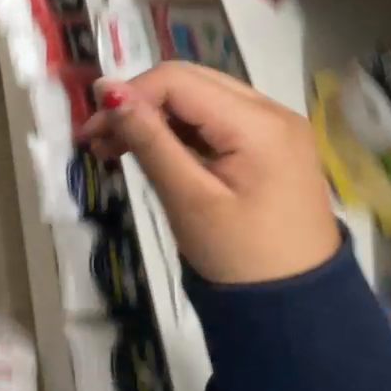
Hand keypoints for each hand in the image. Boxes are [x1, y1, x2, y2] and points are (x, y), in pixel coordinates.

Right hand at [74, 61, 338, 284]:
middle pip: (187, 81)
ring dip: (153, 115)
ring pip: (196, 96)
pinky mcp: (268, 143)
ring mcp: (274, 126)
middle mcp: (272, 110)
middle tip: (98, 138)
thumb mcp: (187, 197)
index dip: (129, 95)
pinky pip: (212, 117)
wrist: (296, 309)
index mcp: (259, 123)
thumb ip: (148, 138)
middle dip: (137, 102)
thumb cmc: (239, 256)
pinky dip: (176, 129)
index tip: (93, 129)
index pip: (177, 80)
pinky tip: (149, 150)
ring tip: (112, 147)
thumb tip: (106, 88)